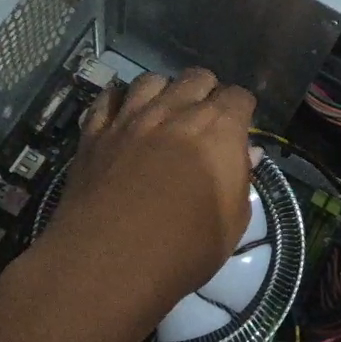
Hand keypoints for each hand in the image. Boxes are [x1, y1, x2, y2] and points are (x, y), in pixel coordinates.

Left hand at [29, 68, 257, 321]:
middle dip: (206, 93)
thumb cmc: (185, 249)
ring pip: (151, 80)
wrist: (110, 263)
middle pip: (197, 78)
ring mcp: (130, 118)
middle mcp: (175, 111)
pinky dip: (119, 101)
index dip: (241, 111)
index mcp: (218, 128)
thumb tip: (246, 153)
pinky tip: (122, 117)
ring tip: (163, 114)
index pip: (238, 97)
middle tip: (204, 121)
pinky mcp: (94, 133)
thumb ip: (241, 179)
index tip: (239, 129)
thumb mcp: (233, 222)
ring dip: (164, 92)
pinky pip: (107, 99)